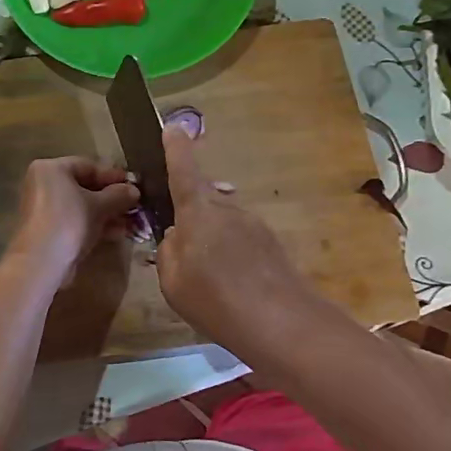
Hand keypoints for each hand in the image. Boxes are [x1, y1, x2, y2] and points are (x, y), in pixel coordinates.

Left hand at [8, 156, 139, 279]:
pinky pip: (76, 220)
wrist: (42, 262)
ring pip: (82, 206)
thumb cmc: (69, 222)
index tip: (134, 184)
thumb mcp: (99, 206)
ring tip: (132, 221)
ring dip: (108, 213)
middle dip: (112, 198)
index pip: (88, 166)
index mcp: (51, 169)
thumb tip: (134, 190)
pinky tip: (118, 232)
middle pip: (85, 187)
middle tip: (135, 204)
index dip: (113, 175)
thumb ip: (118, 195)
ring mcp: (44, 209)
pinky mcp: (48, 230)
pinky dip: (95, 224)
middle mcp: (44, 185)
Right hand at [156, 124, 311, 348]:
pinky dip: (230, 258)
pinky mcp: (271, 246)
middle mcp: (228, 209)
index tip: (174, 126)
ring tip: (208, 283)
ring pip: (221, 225)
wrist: (282, 324)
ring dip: (212, 244)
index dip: (176, 149)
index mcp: (198, 211)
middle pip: (202, 203)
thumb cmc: (215, 299)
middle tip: (181, 256)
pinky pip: (240, 243)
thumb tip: (176, 237)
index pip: (183, 171)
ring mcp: (254, 226)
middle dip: (190, 220)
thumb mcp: (172, 281)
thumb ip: (168, 252)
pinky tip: (230, 289)